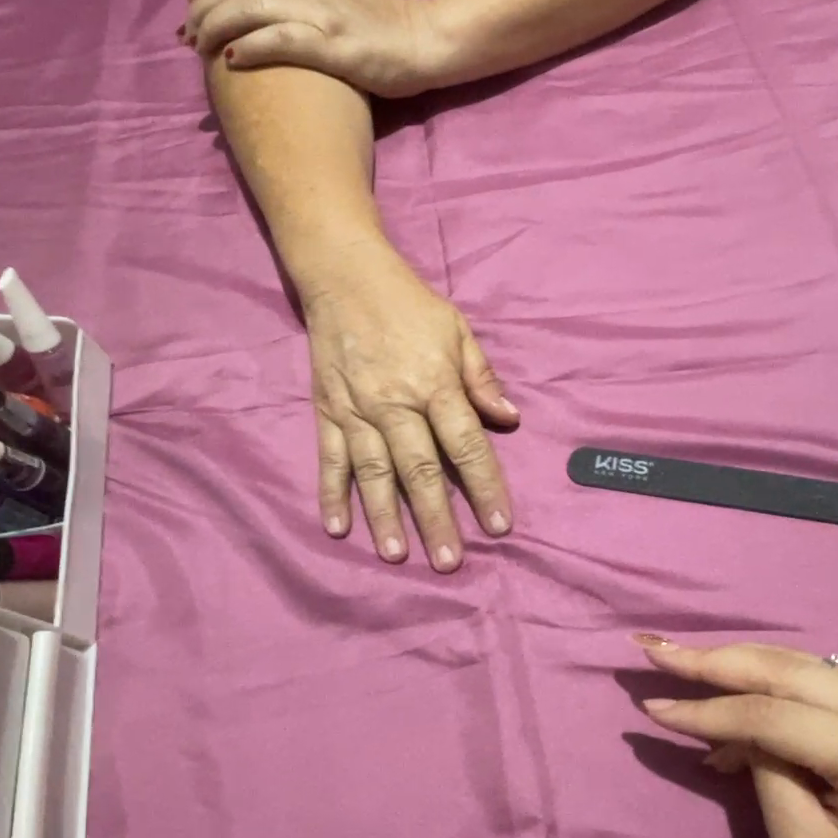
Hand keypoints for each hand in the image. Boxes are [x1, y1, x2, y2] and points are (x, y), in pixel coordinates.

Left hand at [183, 0, 453, 97]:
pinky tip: (231, 59)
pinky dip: (250, 47)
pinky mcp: (334, 47)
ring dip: (216, 26)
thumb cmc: (386, 25)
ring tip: (198, 47)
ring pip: (252, 7)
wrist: (427, 42)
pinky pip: (282, 40)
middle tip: (185, 34)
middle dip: (203, 7)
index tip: (191, 1)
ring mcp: (321, 16)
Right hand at [301, 242, 516, 571]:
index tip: (499, 526)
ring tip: (398, 555)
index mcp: (434, 383)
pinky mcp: (326, 411)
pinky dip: (331, 493)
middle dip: (436, 517)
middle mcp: (394, 403)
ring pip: (374, 472)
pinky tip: (337, 528)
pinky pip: (329, 458)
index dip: (485, 486)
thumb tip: (510, 420)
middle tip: (449, 561)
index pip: (466, 445)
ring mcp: (356, 410)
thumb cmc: (410, 304)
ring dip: (386, 516)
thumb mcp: (457, 330)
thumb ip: (481, 379)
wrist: (344, 276)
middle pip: (420, 470)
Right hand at [633, 637, 837, 837]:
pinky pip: (814, 677)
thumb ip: (765, 777)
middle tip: (653, 650)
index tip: (652, 710)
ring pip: (796, 662)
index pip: (771, 717)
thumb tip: (734, 728)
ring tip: (680, 659)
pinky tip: (728, 686)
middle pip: (784, 670)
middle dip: (712, 660)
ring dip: (735, 660)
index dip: (707, 711)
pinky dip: (764, 677)